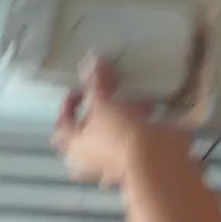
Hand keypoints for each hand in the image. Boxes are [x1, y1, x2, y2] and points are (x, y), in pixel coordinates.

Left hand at [51, 56, 183, 186]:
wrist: (156, 160)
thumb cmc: (118, 134)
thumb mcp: (102, 103)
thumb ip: (97, 83)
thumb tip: (92, 58)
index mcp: (75, 145)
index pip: (63, 124)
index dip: (69, 105)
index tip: (82, 89)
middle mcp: (93, 158)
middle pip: (91, 131)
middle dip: (102, 112)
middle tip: (113, 95)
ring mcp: (117, 162)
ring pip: (117, 137)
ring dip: (126, 120)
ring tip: (143, 102)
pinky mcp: (141, 161)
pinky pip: (140, 142)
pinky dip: (147, 130)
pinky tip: (157, 116)